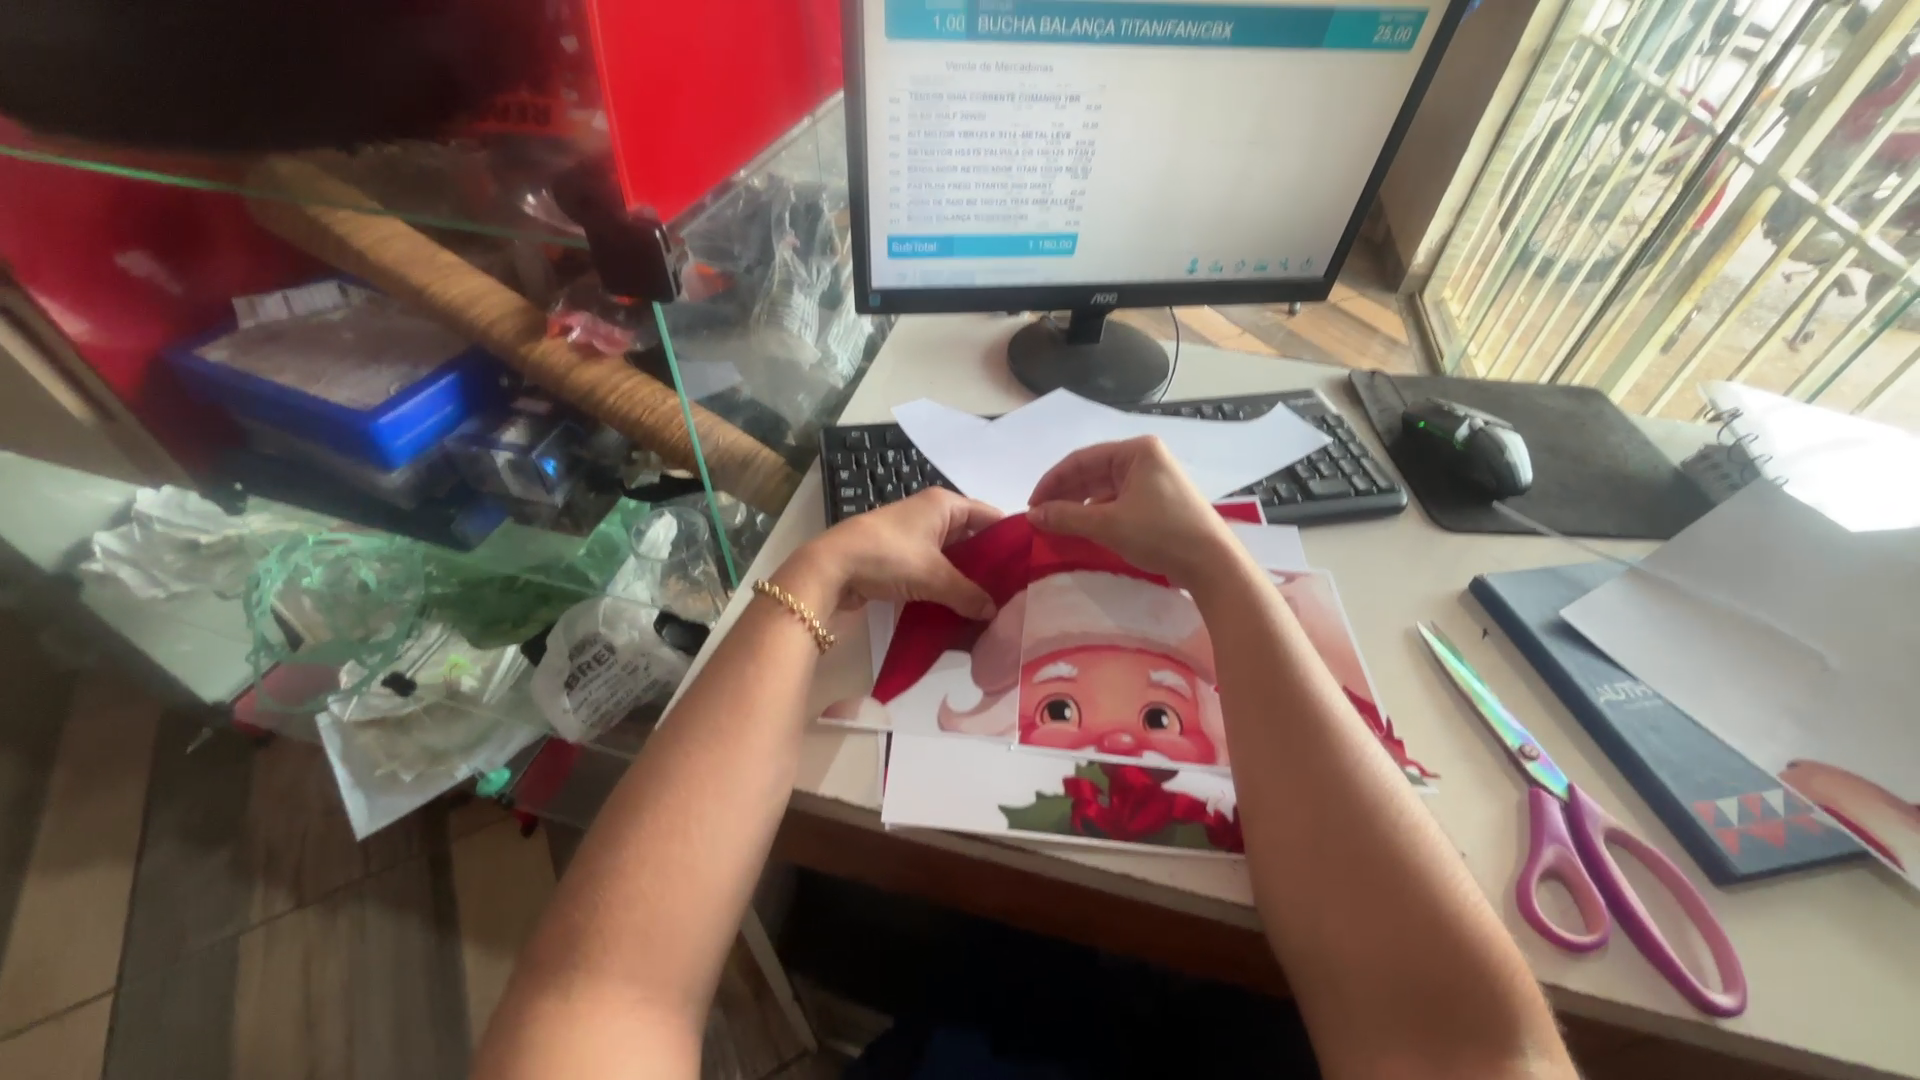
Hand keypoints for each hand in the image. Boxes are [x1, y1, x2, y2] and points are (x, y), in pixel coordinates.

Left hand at [780, 488, 1002, 617]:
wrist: (829, 568)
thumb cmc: (887, 556)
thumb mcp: (933, 576)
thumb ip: (968, 594)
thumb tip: (994, 612)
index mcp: (944, 503)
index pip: (991, 516)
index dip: (1011, 540)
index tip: (1032, 566)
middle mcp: (931, 514)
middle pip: (973, 538)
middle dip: (990, 565)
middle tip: (1016, 593)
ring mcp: (914, 536)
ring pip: (953, 558)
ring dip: (968, 579)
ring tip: (994, 605)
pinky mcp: (899, 558)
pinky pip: (934, 571)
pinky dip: (946, 587)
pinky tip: (962, 609)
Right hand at [1026, 437, 1237, 587]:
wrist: (1212, 564)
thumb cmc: (1161, 534)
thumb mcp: (1108, 525)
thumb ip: (1066, 516)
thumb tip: (1032, 515)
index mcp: (1137, 451)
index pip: (1082, 459)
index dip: (1052, 482)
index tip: (1032, 505)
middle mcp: (1146, 459)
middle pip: (1093, 472)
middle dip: (1064, 494)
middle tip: (1039, 517)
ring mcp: (1154, 480)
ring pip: (1104, 488)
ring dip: (1079, 506)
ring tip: (1056, 525)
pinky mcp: (1159, 502)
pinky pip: (1118, 502)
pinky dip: (1097, 514)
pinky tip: (1082, 529)